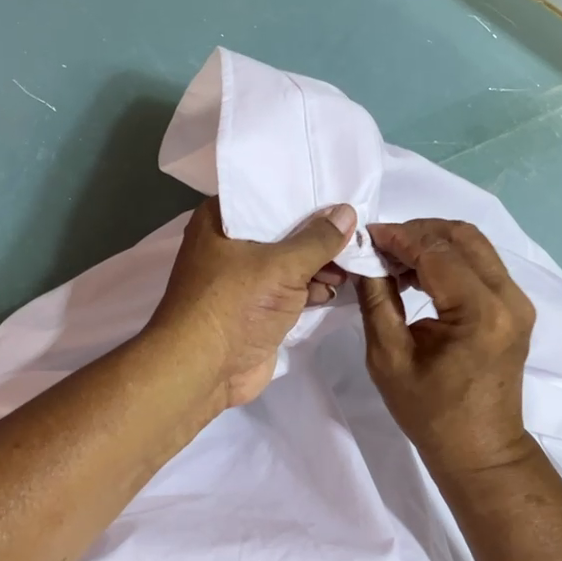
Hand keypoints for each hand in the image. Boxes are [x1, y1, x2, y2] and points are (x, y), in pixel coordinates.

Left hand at [146, 198, 356, 409]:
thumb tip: (347, 212)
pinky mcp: (257, 308)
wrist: (202, 371)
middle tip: (359, 229)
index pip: (267, 194)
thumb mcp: (280, 266)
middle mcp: (229, 243)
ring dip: (320, 263)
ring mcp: (243, 278)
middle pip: (283, 228)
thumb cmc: (233, 305)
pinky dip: (313, 287)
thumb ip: (317, 240)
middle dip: (319, 233)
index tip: (341, 189)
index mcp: (220, 219)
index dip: (303, 193)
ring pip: (289, 261)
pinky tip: (339, 286)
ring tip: (355, 260)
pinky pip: (291, 289)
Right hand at [355, 219, 537, 475]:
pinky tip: (418, 275)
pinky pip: (481, 264)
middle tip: (380, 246)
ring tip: (395, 260)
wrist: (481, 451)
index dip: (398, 238)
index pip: (436, 252)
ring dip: (433, 243)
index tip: (366, 237)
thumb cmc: (431, 414)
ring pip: (474, 245)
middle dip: (417, 232)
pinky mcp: (516, 307)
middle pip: (462, 236)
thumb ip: (377, 300)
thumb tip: (365, 259)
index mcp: (479, 313)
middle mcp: (507, 299)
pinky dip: (448, 259)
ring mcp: (517, 302)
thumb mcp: (389, 358)